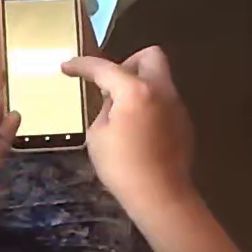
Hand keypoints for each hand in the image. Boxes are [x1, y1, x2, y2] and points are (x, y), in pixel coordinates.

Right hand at [62, 47, 194, 213]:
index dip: (82, 65)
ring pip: (159, 80)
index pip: (104, 68)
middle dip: (127, 63)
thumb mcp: (97, 136)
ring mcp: (177, 106)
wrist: (160, 195)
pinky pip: (164, 102)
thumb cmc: (122, 167)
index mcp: (135, 91)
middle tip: (111, 85)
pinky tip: (138, 131)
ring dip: (139, 86)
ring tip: (122, 113)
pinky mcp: (184, 123)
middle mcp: (161, 90)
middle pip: (149, 56)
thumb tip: (114, 103)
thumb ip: (105, 109)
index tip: (67, 67)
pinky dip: (149, 105)